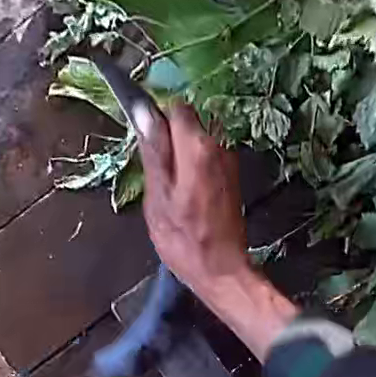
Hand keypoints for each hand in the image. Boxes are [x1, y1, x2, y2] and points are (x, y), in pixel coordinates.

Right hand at [139, 103, 298, 356]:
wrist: (221, 269)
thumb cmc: (184, 240)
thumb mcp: (158, 197)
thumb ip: (154, 151)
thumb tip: (143, 111)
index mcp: (196, 146)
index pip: (174, 106)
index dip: (156, 120)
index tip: (146, 143)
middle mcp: (218, 145)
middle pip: (187, 121)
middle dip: (168, 138)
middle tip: (157, 174)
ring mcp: (228, 160)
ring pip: (196, 139)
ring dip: (180, 154)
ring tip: (170, 188)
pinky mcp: (231, 175)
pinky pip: (206, 157)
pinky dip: (192, 167)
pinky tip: (185, 194)